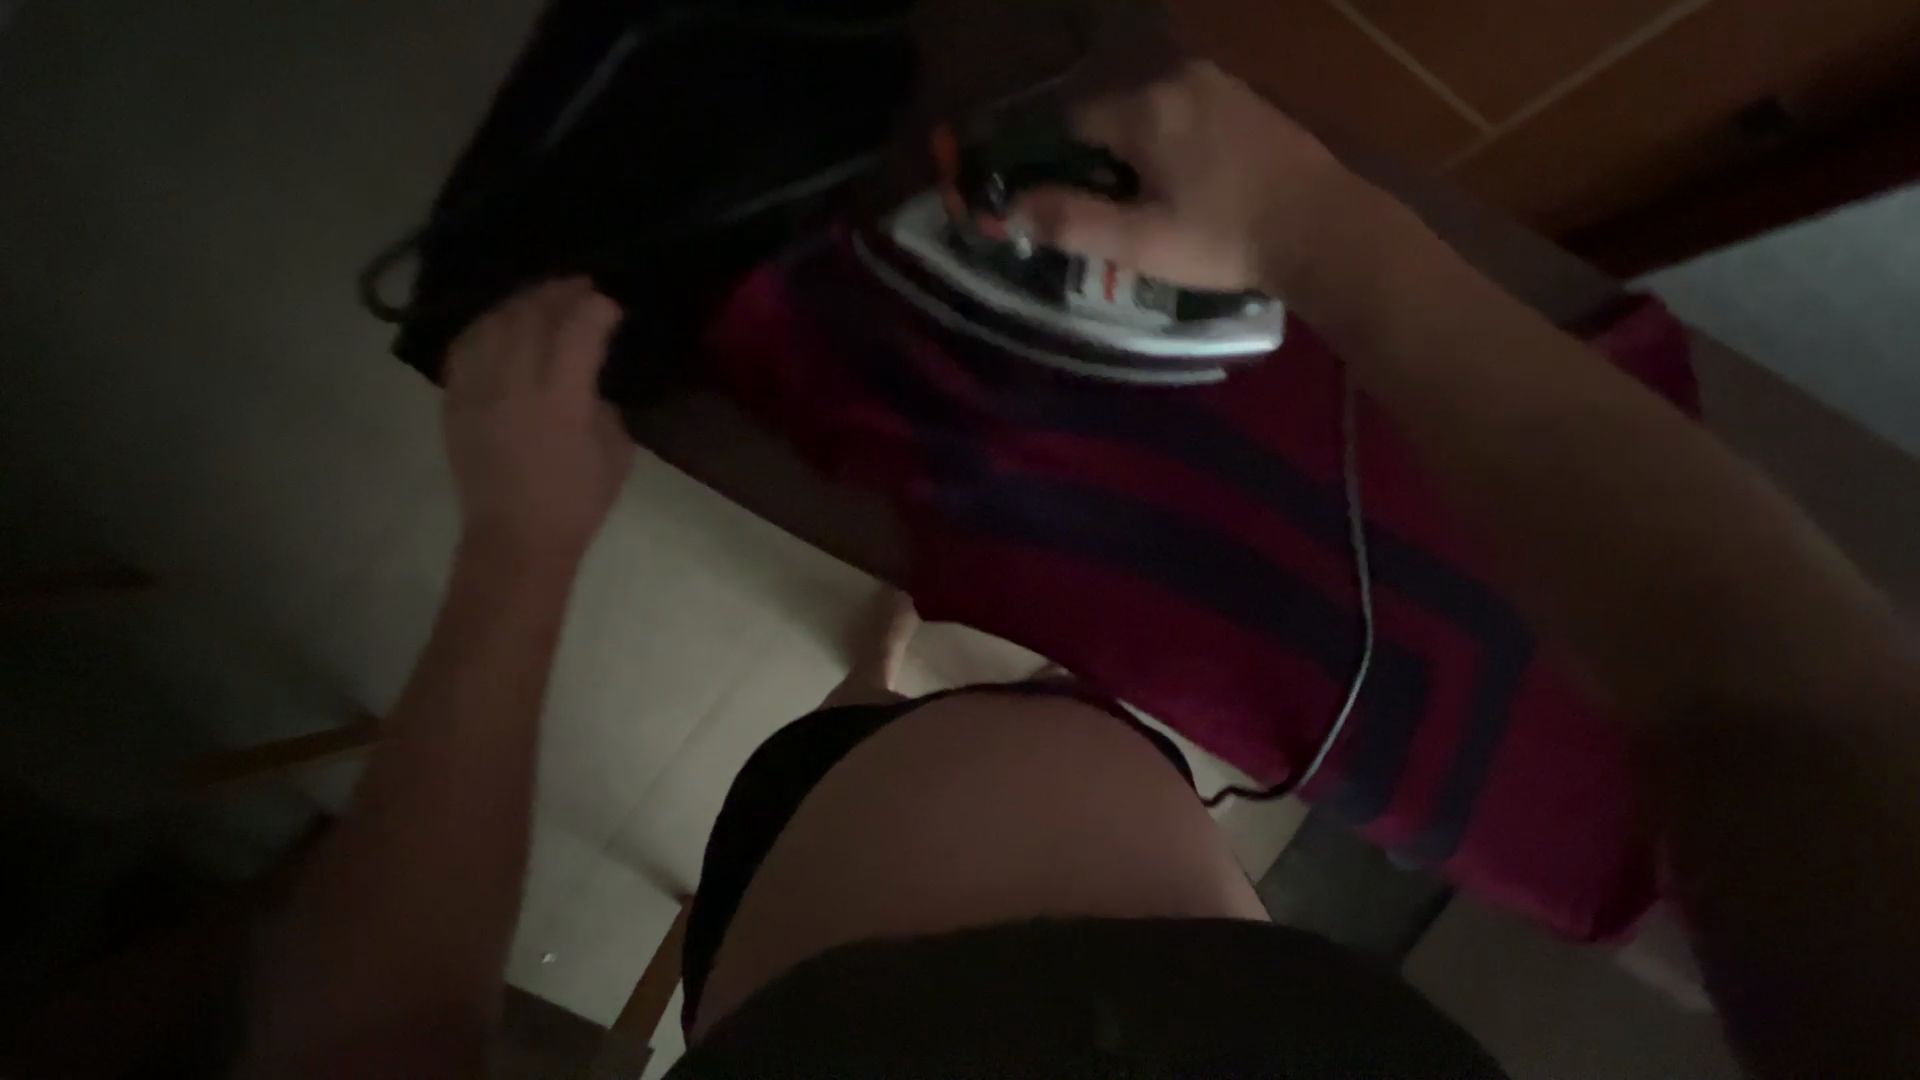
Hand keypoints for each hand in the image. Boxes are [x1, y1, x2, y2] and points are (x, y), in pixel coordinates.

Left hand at [442, 278, 632, 565]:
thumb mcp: (616, 452)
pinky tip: (502, 323)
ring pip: (493, 323)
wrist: (516, 539)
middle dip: (559, 293)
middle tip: (580, 286)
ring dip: (521, 302)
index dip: (596, 309)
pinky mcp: (454, 401)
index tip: (611, 305)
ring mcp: (477, 390)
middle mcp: (514, 385)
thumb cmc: (578, 502)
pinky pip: (465, 346)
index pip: (578, 332)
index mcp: (562, 402)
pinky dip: (487, 325)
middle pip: (531, 316)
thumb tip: (586, 382)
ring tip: (542, 298)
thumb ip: (602, 406)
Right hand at [1014, 62, 1363, 297]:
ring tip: (1146, 207)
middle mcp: (1177, 78)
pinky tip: (1186, 187)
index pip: (1069, 122)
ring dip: (1133, 155)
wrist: (1321, 229)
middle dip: (1095, 162)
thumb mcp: (1140, 242)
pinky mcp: (1246, 101)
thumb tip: (1011, 209)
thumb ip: (1072, 222)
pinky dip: (1168, 146)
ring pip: (1147, 115)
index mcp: (1144, 109)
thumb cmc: (1223, 239)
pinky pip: (1183, 115)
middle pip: (1108, 116)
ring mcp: (1218, 84)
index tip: (1057, 204)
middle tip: (1106, 216)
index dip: (1052, 165)